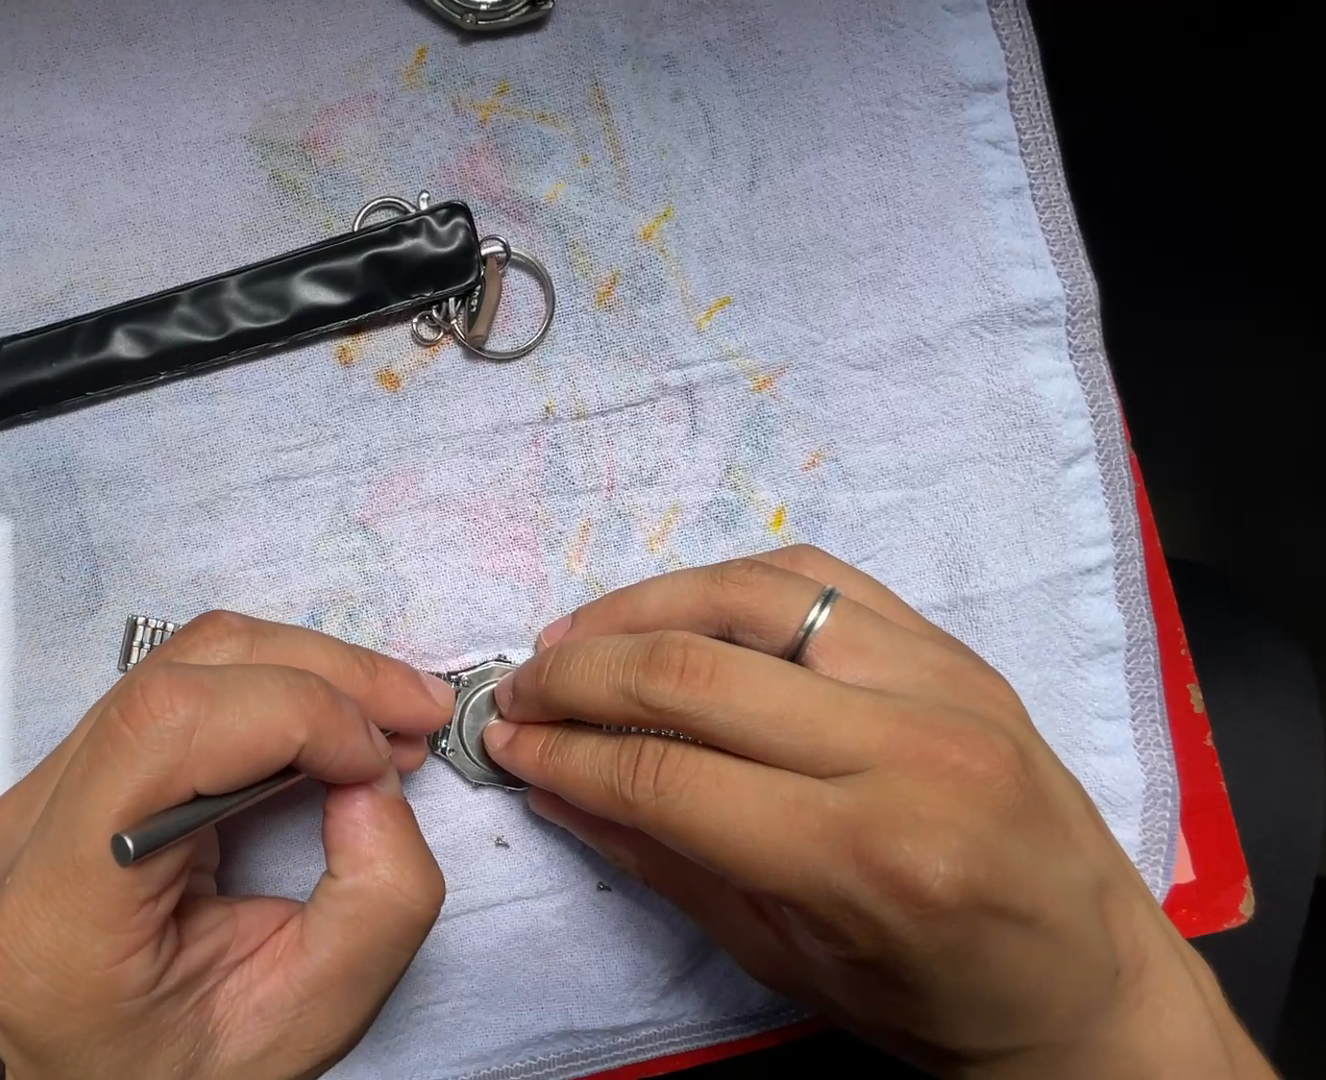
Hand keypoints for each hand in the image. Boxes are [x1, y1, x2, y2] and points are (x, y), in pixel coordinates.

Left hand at [0, 612, 452, 1079]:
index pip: (164, 727)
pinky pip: (188, 684)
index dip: (293, 712)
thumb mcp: (303, 1022)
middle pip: (184, 671)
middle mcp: (31, 822)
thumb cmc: (179, 1073)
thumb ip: (374, 904)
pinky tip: (329, 721)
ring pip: (190, 658)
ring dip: (307, 670)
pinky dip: (278, 685)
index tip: (377, 759)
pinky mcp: (80, 763)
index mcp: (59, 906)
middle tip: (412, 710)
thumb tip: (374, 775)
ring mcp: (47, 782)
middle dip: (324, 673)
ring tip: (382, 715)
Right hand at [481, 547, 1271, 1078]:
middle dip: (576, 676)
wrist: (1094, 982)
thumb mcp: (774, 956)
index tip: (504, 741)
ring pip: (742, 596)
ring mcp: (936, 676)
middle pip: (691, 674)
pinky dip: (711, 583)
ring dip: (630, 610)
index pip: (666, 777)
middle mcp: (907, 748)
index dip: (565, 753)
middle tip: (517, 689)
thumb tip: (545, 783)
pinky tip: (663, 611)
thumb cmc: (929, 997)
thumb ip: (650, 856)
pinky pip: (804, 574)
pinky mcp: (943, 643)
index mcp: (869, 857)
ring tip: (567, 638)